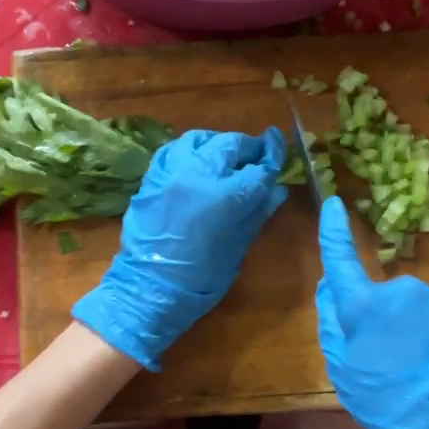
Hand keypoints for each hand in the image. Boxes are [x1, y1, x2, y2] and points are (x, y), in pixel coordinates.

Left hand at [73, 128, 286, 369]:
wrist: (150, 288)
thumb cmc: (201, 278)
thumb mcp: (237, 247)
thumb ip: (257, 213)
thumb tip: (276, 189)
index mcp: (227, 197)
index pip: (259, 169)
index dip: (273, 160)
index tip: (278, 152)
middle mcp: (200, 173)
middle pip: (231, 144)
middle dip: (248, 148)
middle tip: (256, 156)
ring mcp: (172, 171)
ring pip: (201, 139)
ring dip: (218, 144)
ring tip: (225, 156)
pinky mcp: (152, 176)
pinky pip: (174, 149)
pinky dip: (191, 150)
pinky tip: (197, 160)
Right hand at [316, 196, 428, 428]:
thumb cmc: (382, 402)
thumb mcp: (341, 368)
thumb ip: (331, 322)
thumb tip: (330, 284)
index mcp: (364, 306)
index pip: (342, 259)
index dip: (334, 231)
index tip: (333, 204)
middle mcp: (403, 291)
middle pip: (391, 296)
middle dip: (392, 319)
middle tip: (395, 360)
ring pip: (426, 309)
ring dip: (425, 331)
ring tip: (426, 369)